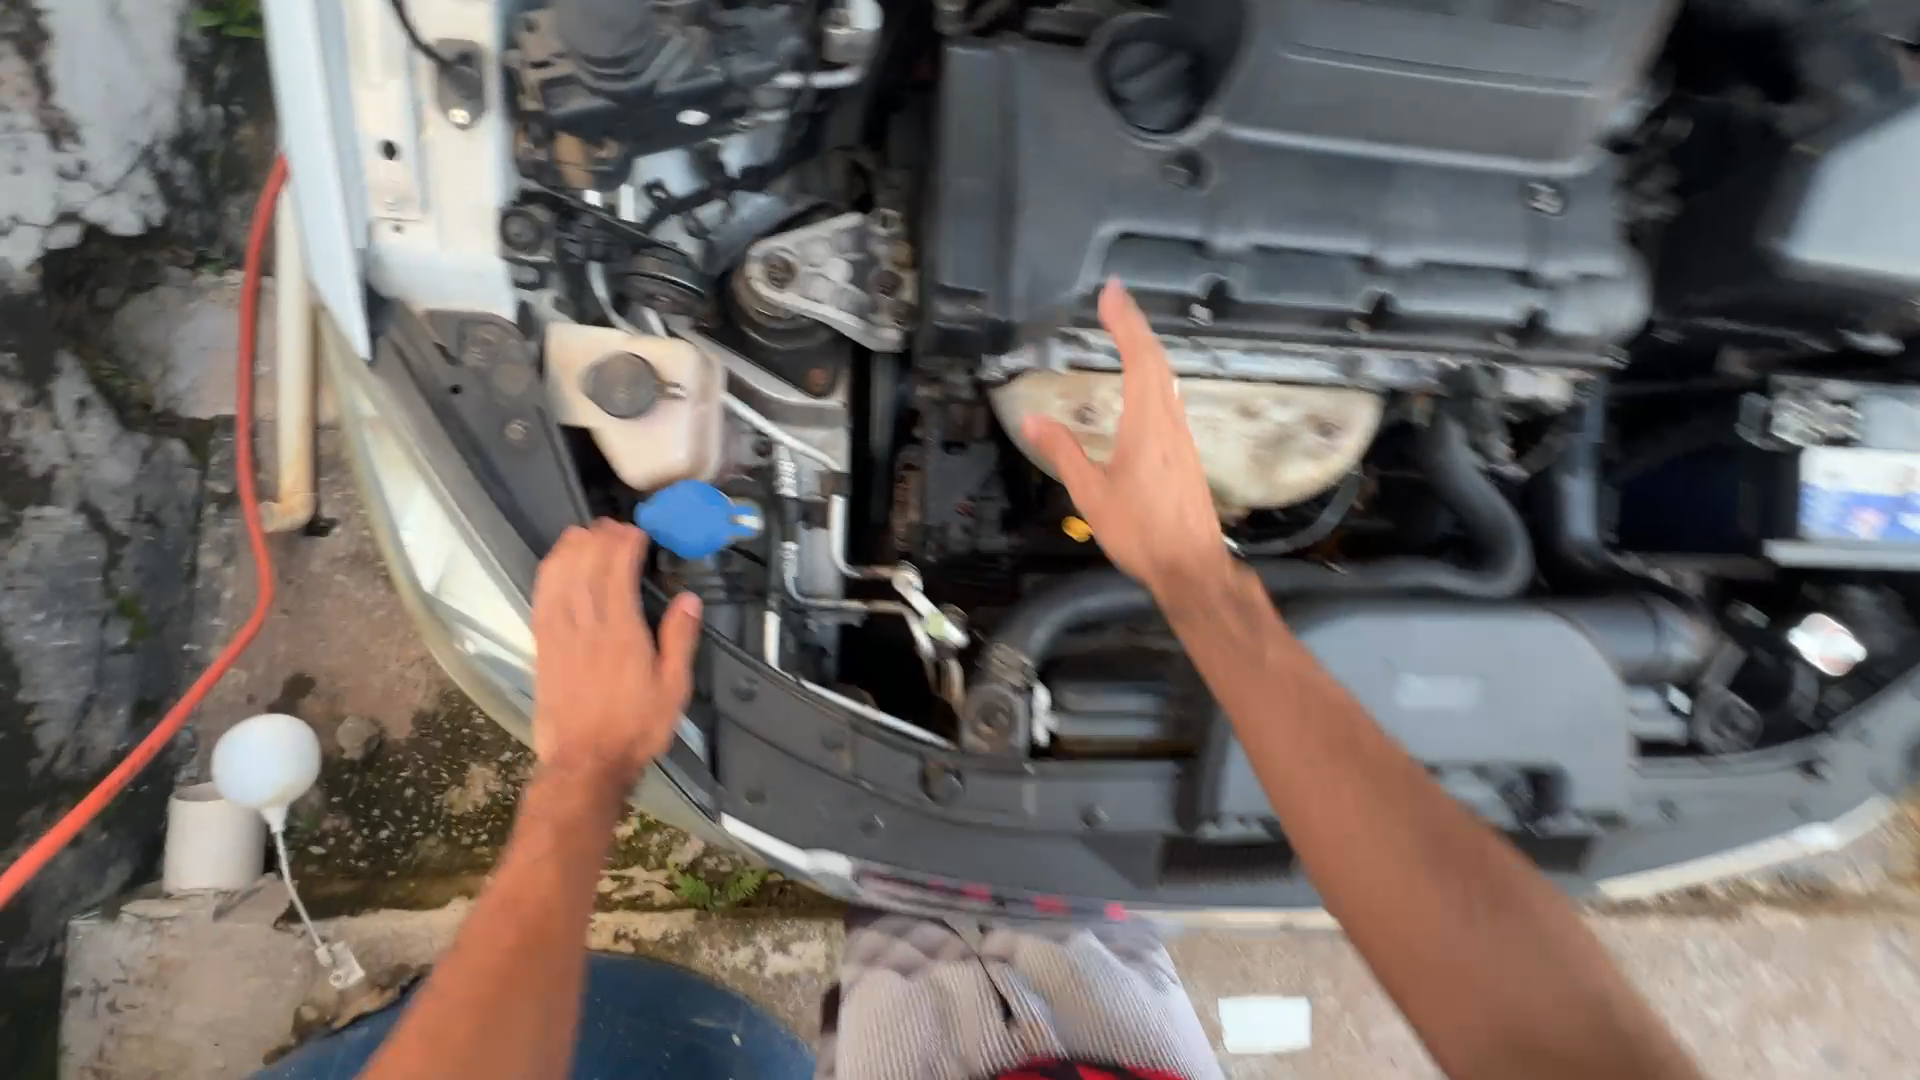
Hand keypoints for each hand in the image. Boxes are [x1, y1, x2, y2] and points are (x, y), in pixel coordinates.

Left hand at [530, 520, 702, 790]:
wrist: (585, 762)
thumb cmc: (637, 726)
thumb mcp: (674, 687)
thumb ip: (680, 639)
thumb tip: (688, 599)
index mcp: (621, 633)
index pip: (617, 572)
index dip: (625, 545)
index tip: (638, 531)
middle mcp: (585, 626)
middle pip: (586, 566)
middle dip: (599, 539)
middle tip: (615, 526)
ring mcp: (558, 634)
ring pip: (558, 577)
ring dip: (571, 549)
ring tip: (585, 533)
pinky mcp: (542, 646)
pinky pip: (541, 599)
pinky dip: (548, 573)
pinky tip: (556, 563)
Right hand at [1023, 280, 1230, 597]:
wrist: (1190, 566)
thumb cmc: (1139, 533)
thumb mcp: (1090, 495)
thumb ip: (1064, 453)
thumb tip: (1033, 420)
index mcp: (1147, 427)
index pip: (1139, 360)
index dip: (1125, 323)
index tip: (1112, 294)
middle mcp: (1170, 424)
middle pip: (1158, 363)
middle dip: (1135, 328)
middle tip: (1114, 302)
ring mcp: (1183, 439)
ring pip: (1168, 382)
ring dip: (1147, 352)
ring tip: (1125, 335)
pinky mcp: (1186, 454)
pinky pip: (1171, 402)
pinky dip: (1154, 379)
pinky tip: (1144, 388)